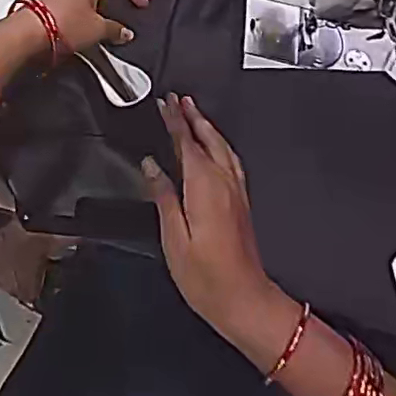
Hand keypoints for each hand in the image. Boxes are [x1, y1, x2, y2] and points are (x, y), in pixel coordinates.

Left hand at [32, 0, 148, 54]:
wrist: (26, 36)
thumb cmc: (58, 23)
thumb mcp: (98, 29)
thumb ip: (116, 29)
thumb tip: (123, 32)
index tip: (140, 3)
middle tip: (125, 13)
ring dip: (101, 7)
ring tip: (105, 26)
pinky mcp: (51, 2)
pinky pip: (76, 3)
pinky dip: (86, 13)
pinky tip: (88, 29)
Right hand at [143, 95, 294, 349]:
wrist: (243, 297)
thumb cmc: (206, 275)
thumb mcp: (173, 237)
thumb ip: (163, 196)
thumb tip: (152, 167)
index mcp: (205, 186)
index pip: (186, 143)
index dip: (174, 121)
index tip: (165, 103)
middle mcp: (224, 182)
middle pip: (208, 138)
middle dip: (192, 116)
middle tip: (178, 99)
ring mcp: (236, 190)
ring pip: (222, 146)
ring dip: (207, 126)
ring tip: (194, 113)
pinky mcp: (241, 201)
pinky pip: (230, 159)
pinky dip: (219, 143)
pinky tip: (215, 146)